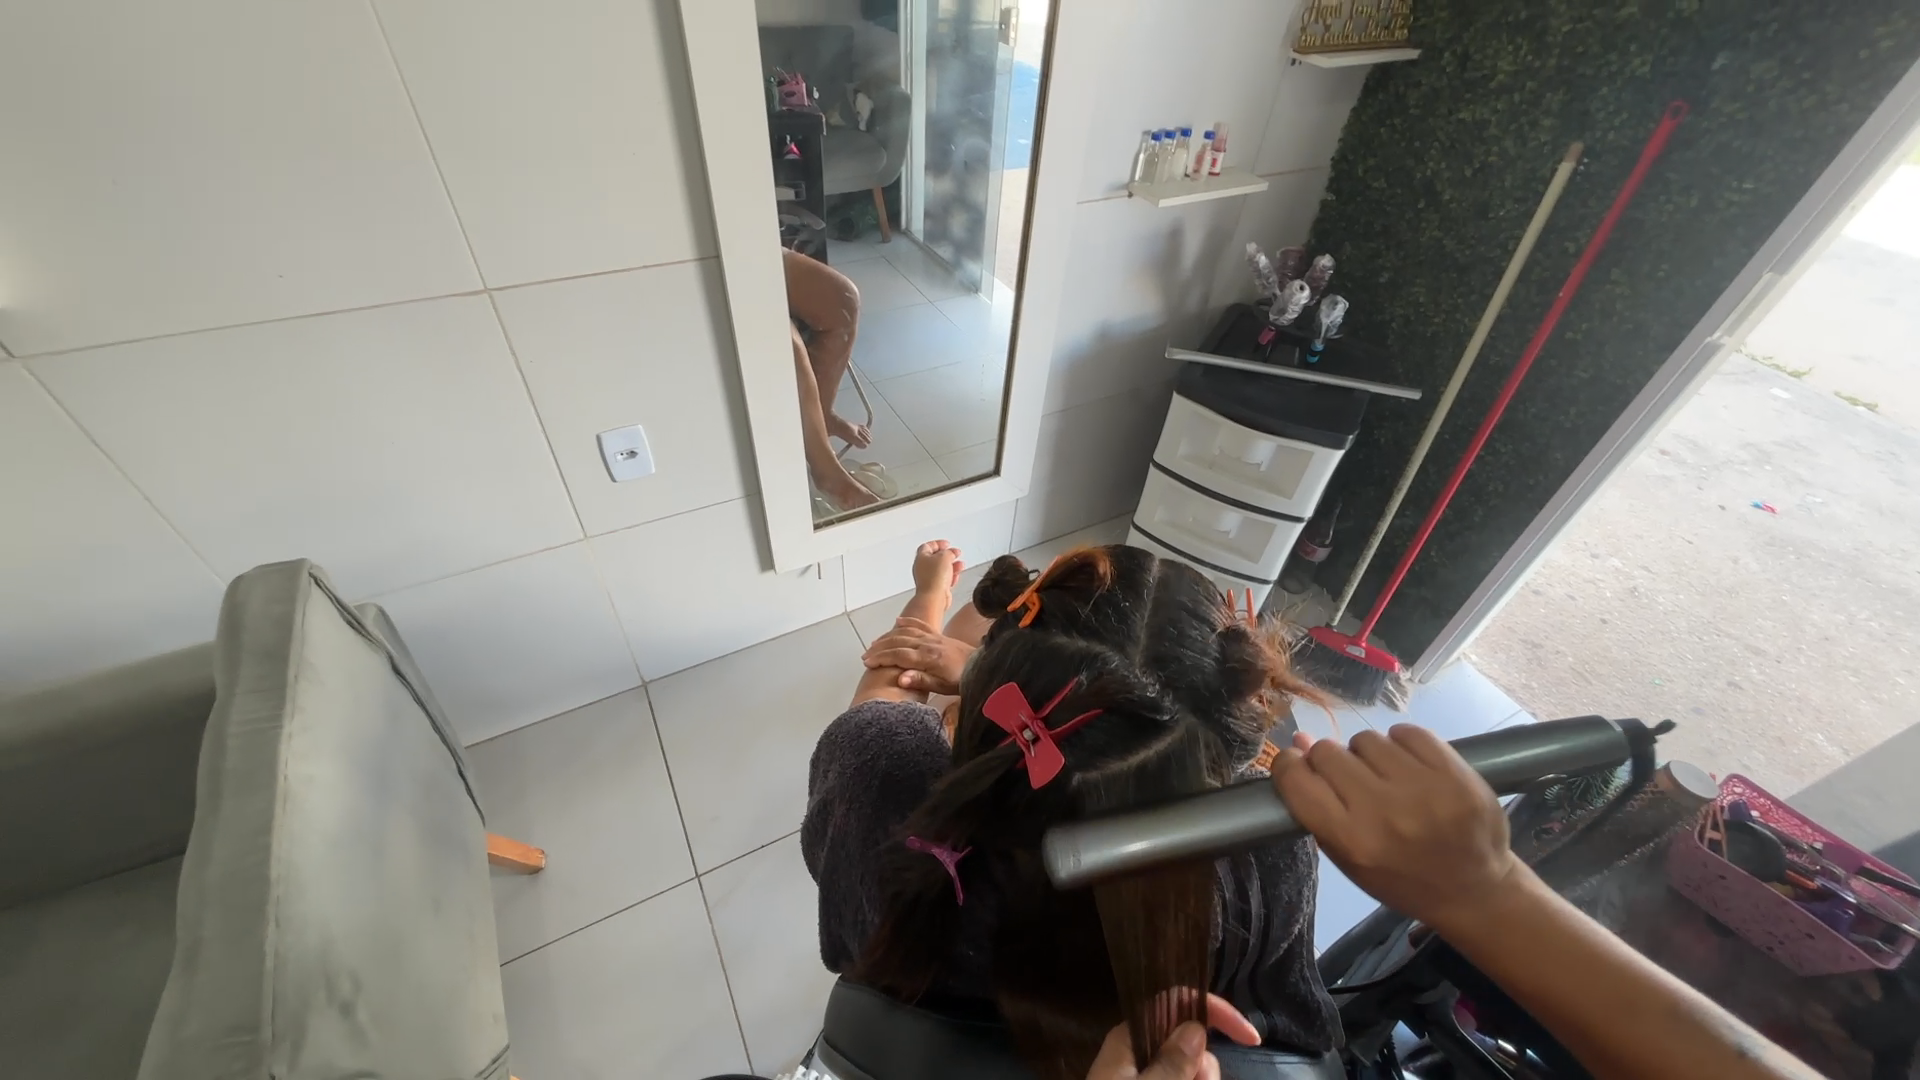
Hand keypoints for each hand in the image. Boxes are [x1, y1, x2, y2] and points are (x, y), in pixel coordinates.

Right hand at [862, 617, 972, 694]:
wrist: (982, 667)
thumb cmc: (961, 681)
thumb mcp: (942, 686)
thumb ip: (921, 680)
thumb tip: (899, 678)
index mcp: (928, 658)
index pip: (899, 656)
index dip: (882, 659)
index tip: (867, 663)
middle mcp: (929, 644)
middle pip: (898, 643)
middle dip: (880, 648)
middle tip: (865, 656)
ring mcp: (934, 638)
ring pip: (906, 633)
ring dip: (889, 637)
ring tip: (874, 643)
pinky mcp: (939, 636)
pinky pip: (921, 625)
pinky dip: (908, 622)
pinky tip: (898, 622)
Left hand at [911, 540, 963, 597]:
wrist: (934, 597)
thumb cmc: (934, 578)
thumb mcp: (945, 556)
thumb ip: (949, 552)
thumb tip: (952, 553)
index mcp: (921, 558)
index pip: (928, 546)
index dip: (938, 544)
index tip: (947, 544)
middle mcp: (922, 568)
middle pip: (935, 558)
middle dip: (947, 555)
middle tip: (955, 553)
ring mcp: (928, 579)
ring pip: (941, 569)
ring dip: (952, 566)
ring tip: (960, 564)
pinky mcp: (935, 588)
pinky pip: (943, 580)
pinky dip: (951, 576)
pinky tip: (956, 576)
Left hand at [1085, 994, 1259, 1079]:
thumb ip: (1170, 1063)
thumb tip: (1195, 1027)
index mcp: (1130, 1039)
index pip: (1172, 1003)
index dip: (1213, 1010)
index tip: (1250, 1038)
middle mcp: (1140, 1054)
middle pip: (1191, 1045)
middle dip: (1206, 1070)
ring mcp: (1149, 1078)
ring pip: (1193, 1074)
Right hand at [1270, 726, 1522, 935]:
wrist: (1476, 892)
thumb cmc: (1397, 876)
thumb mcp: (1345, 854)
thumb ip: (1315, 801)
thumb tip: (1298, 740)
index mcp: (1351, 839)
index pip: (1295, 777)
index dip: (1290, 765)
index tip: (1299, 767)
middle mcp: (1385, 812)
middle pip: (1327, 751)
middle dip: (1331, 762)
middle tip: (1352, 782)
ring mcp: (1425, 790)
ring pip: (1366, 738)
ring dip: (1369, 755)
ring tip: (1387, 778)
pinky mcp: (1456, 774)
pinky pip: (1407, 732)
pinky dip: (1402, 744)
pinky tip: (1411, 768)